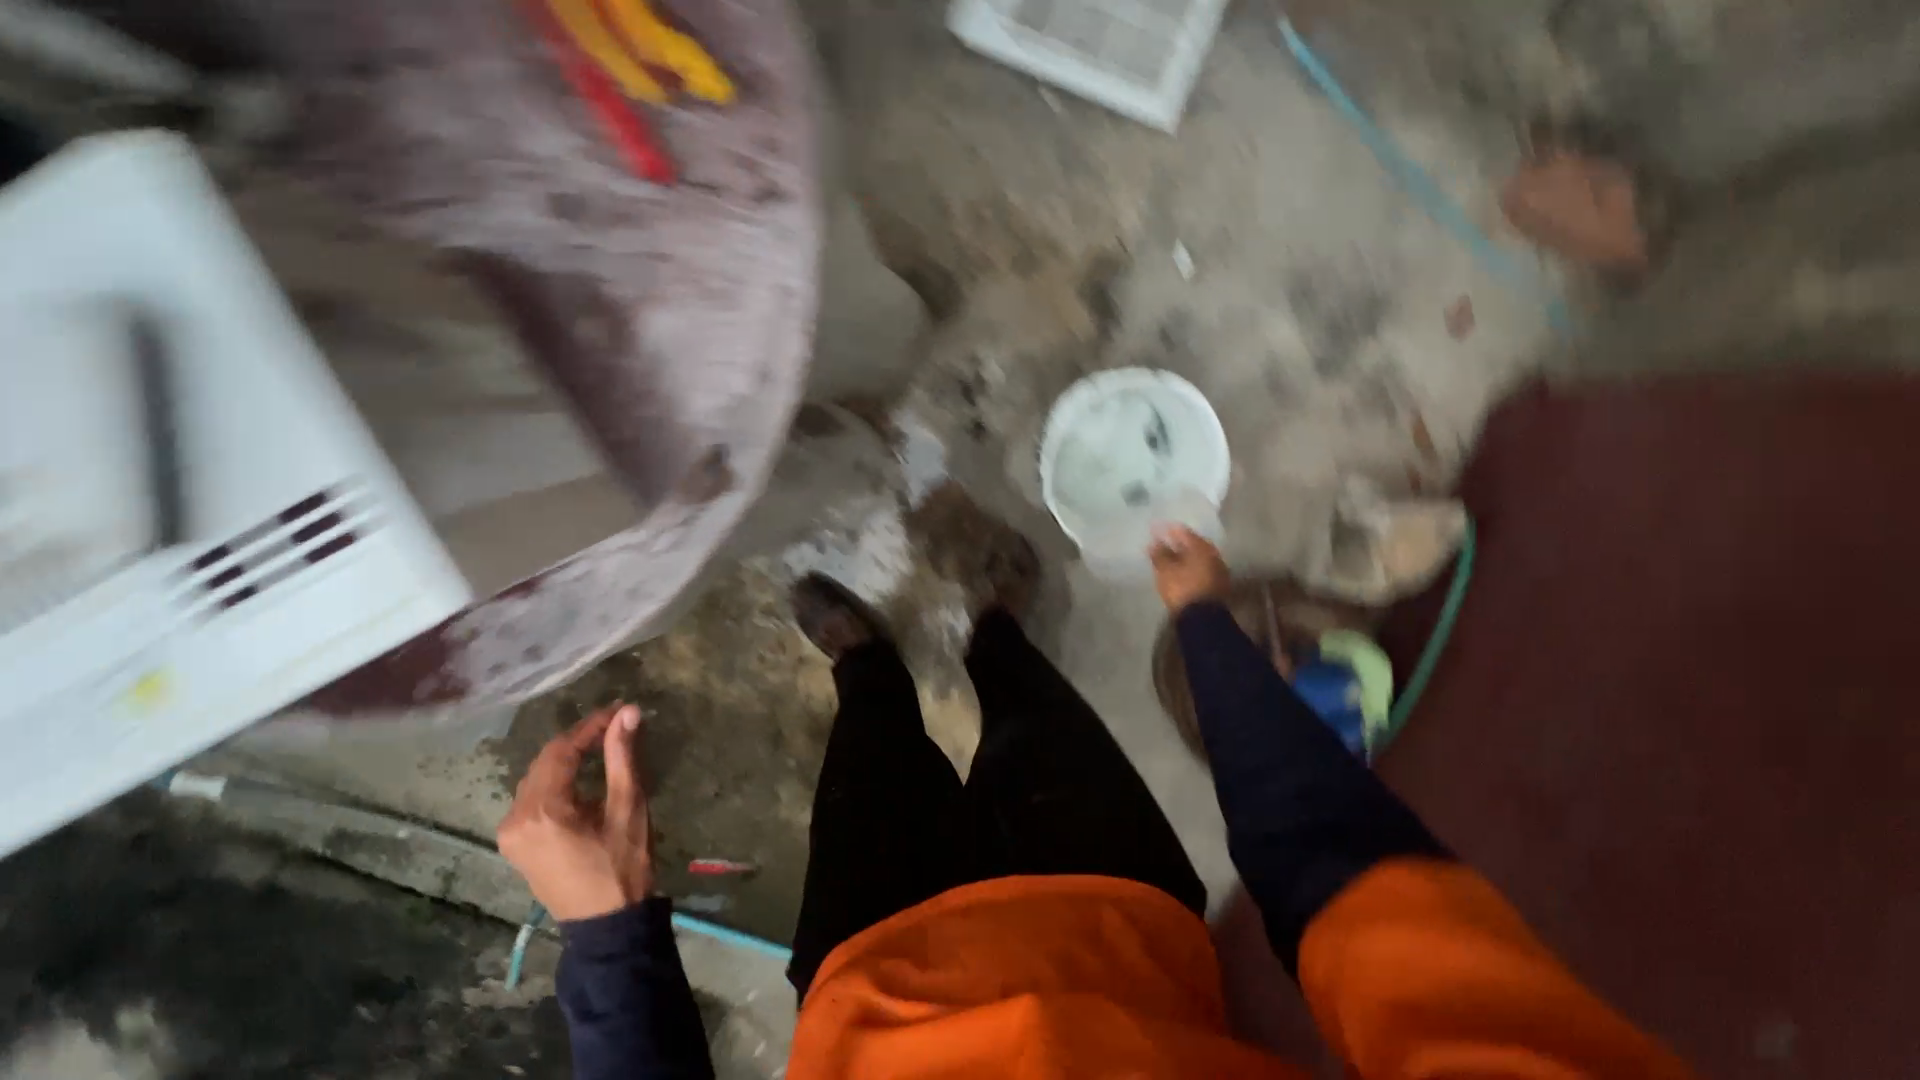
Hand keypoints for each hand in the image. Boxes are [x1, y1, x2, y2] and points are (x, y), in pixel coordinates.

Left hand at [497, 703, 654, 920]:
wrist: (606, 925)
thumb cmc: (623, 866)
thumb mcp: (628, 808)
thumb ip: (622, 757)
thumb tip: (627, 713)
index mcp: (542, 809)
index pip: (562, 750)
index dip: (590, 726)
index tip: (618, 710)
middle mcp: (515, 818)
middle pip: (545, 762)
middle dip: (578, 740)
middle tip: (612, 725)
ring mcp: (510, 834)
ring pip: (536, 779)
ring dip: (565, 760)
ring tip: (600, 745)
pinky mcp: (515, 844)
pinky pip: (532, 799)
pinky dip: (555, 782)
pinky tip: (579, 778)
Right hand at [1148, 525, 1230, 612]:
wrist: (1203, 619)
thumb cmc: (1182, 589)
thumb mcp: (1166, 571)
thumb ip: (1159, 554)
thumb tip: (1154, 541)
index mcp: (1202, 548)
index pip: (1184, 532)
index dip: (1168, 529)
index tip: (1157, 528)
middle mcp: (1213, 555)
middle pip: (1194, 544)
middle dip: (1179, 542)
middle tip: (1164, 540)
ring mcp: (1218, 570)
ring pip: (1199, 557)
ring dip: (1186, 555)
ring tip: (1171, 556)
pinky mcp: (1218, 584)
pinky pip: (1202, 568)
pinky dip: (1191, 566)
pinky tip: (1182, 570)